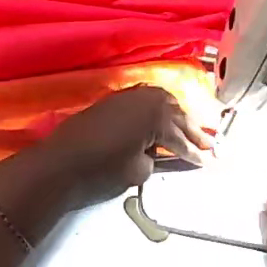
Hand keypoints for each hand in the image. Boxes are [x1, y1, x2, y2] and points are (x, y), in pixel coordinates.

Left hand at [33, 85, 211, 207]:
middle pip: (175, 114)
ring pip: (160, 102)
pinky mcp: (113, 100)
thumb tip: (154, 152)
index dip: (194, 153)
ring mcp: (127, 96)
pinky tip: (160, 120)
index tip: (206, 162)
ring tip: (187, 131)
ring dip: (175, 116)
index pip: (181, 138)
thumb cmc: (101, 170)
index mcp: (157, 114)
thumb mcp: (138, 170)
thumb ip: (154, 158)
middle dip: (190, 131)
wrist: (60, 163)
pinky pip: (143, 101)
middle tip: (206, 145)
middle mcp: (145, 98)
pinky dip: (155, 111)